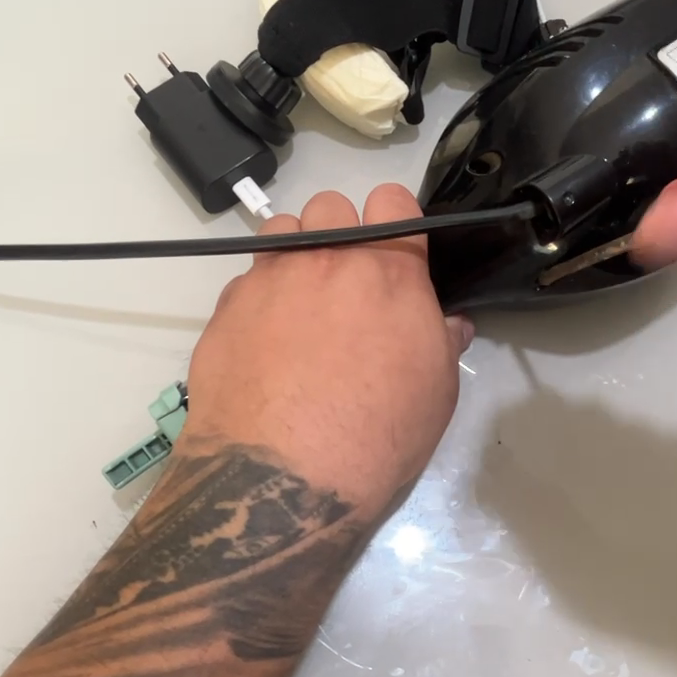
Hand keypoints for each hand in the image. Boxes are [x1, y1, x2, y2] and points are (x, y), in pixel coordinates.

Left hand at [182, 184, 473, 513]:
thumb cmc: (379, 435)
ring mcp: (271, 278)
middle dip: (341, 234)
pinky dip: (260, 297)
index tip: (394, 255)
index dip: (395, 223)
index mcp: (390, 272)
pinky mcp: (226, 305)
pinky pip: (247, 279)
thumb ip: (442, 342)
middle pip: (332, 204)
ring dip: (294, 253)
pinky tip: (265, 344)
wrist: (285, 476)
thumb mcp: (436, 394)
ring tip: (298, 304)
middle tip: (344, 287)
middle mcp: (329, 259)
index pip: (394, 200)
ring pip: (282, 229)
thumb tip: (450, 323)